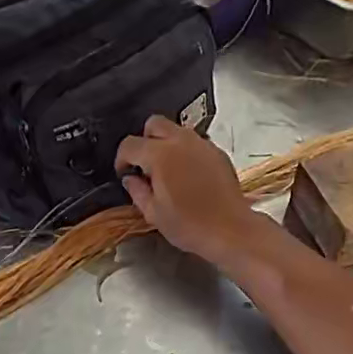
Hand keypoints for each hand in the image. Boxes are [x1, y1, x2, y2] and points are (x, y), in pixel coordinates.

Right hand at [115, 115, 263, 259]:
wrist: (230, 229)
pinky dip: (186, 152)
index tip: (124, 173)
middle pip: (154, 124)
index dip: (122, 159)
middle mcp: (181, 141)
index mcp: (160, 155)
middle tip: (145, 166)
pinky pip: (195, 143)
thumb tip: (130, 179)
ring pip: (176, 130)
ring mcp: (202, 144)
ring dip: (166, 144)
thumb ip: (137, 192)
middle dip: (144, 141)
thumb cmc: (190, 226)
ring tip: (168, 171)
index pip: (130, 144)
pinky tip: (188, 175)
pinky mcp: (218, 152)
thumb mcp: (154, 214)